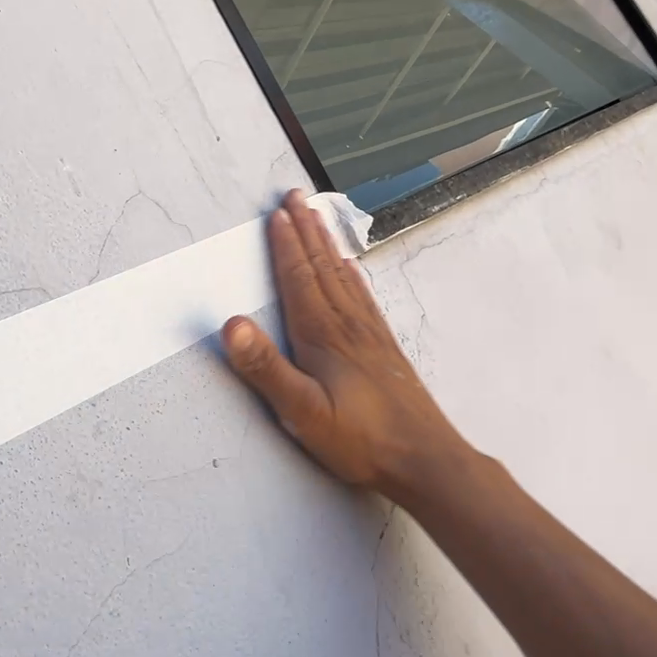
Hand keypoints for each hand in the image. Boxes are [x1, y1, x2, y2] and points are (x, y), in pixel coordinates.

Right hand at [221, 190, 474, 503]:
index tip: (277, 213)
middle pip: (321, 266)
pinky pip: (362, 295)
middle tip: (296, 196)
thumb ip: (264, 367)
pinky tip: (350, 270)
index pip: (298, 277)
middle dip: (306, 229)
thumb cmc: (359, 440)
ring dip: (326, 243)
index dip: (285, 245)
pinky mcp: (383, 347)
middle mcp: (346, 324)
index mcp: (321, 334)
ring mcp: (369, 334)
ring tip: (318, 218)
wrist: (426, 461)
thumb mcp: (301, 411)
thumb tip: (231, 323)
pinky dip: (350, 273)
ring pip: (343, 275)